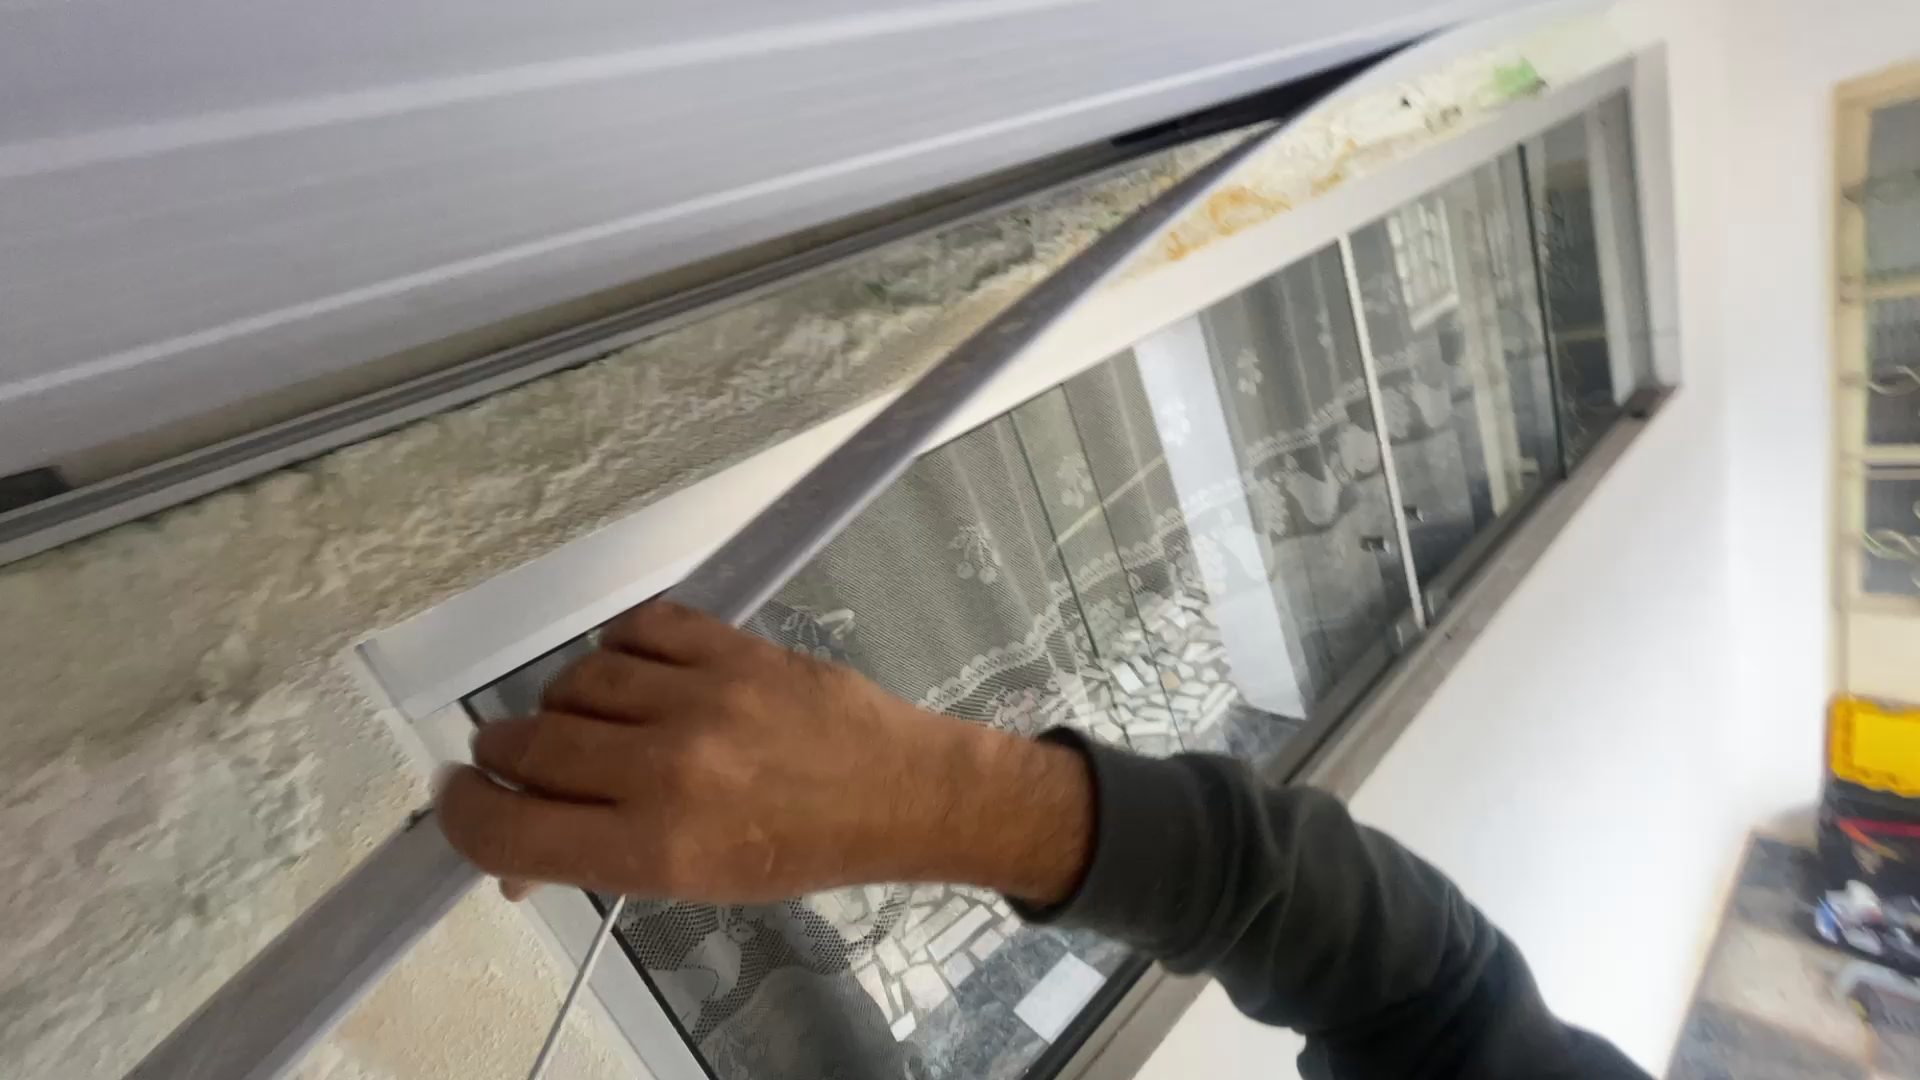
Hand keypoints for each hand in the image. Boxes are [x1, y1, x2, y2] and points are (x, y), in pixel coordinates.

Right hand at [434, 600, 1093, 905]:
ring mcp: (702, 699)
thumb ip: (600, 857)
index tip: (460, 796)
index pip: (505, 826)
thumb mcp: (695, 883)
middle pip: (529, 743)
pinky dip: (623, 645)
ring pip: (577, 679)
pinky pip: (640, 626)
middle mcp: (666, 771)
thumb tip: (518, 847)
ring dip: (569, 699)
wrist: (897, 790)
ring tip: (599, 714)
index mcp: (652, 850)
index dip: (462, 813)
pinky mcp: (735, 649)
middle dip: (512, 754)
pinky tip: (640, 667)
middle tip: (533, 757)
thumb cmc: (801, 847)